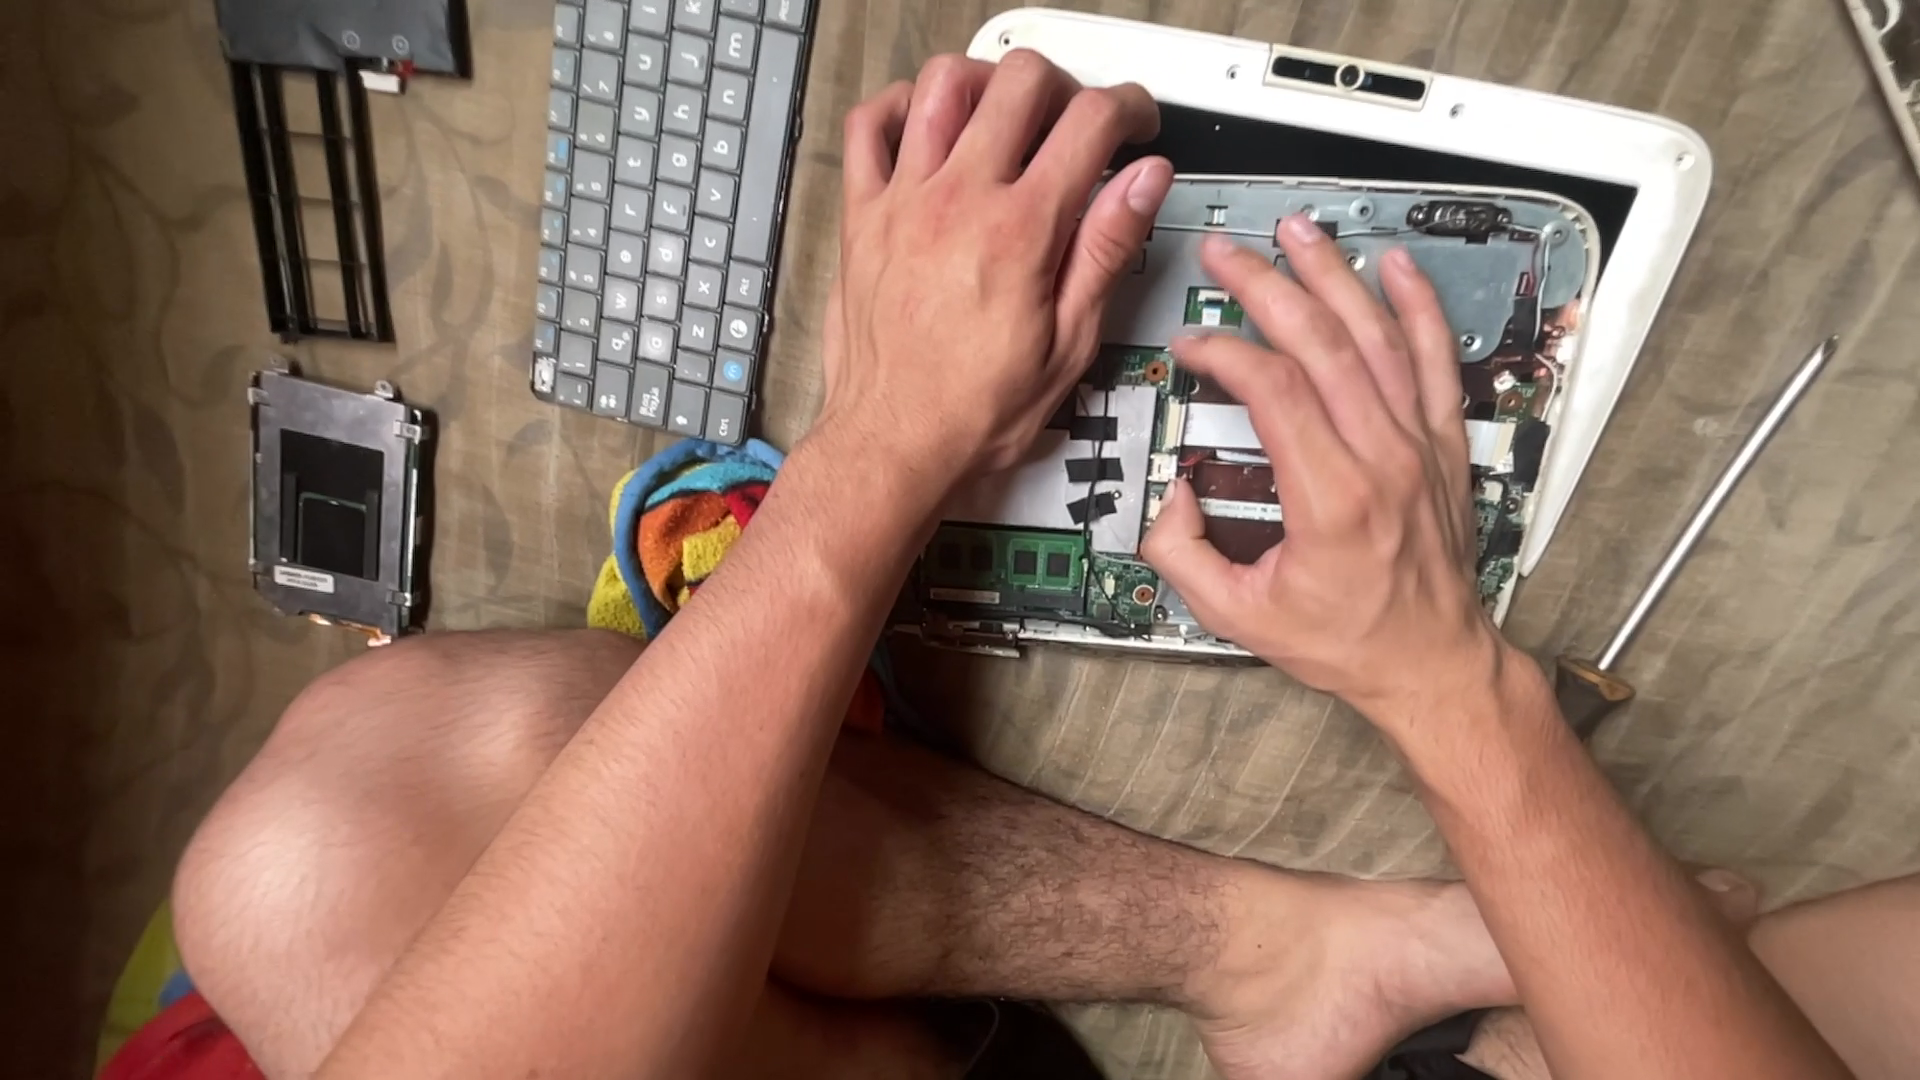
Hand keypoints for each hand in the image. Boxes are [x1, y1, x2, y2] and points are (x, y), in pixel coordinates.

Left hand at [814, 52, 1171, 489]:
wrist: (894, 444)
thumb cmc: (973, 414)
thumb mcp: (1066, 347)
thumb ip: (1105, 253)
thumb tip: (1143, 183)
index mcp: (1019, 234)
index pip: (1090, 123)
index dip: (1128, 109)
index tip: (1134, 126)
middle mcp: (957, 203)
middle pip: (1020, 81)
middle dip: (1065, 88)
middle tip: (1075, 125)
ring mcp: (903, 205)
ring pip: (943, 83)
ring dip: (987, 83)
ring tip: (1006, 119)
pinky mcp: (862, 221)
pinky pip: (868, 127)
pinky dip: (899, 107)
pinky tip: (926, 129)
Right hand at [1142, 216, 1502, 727]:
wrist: (1431, 662)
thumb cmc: (1345, 640)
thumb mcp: (1235, 615)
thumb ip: (1182, 556)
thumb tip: (1172, 500)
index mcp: (1331, 497)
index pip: (1274, 390)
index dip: (1225, 352)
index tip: (1192, 344)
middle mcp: (1383, 458)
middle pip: (1321, 344)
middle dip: (1266, 287)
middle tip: (1226, 254)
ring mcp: (1420, 445)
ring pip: (1377, 337)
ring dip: (1332, 277)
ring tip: (1297, 234)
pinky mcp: (1441, 445)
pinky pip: (1436, 359)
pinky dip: (1418, 306)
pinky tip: (1395, 268)